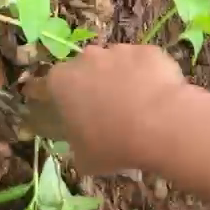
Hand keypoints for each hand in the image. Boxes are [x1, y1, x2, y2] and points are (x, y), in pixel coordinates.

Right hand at [42, 44, 193, 173]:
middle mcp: (86, 58)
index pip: (49, 85)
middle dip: (94, 86)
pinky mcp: (148, 50)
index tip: (73, 114)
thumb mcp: (85, 159)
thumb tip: (83, 147)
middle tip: (108, 112)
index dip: (61, 99)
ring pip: (116, 63)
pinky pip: (144, 63)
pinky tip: (158, 98)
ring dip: (122, 79)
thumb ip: (77, 146)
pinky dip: (148, 76)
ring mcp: (119, 50)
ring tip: (138, 107)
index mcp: (61, 82)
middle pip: (85, 69)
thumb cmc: (113, 145)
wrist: (160, 126)